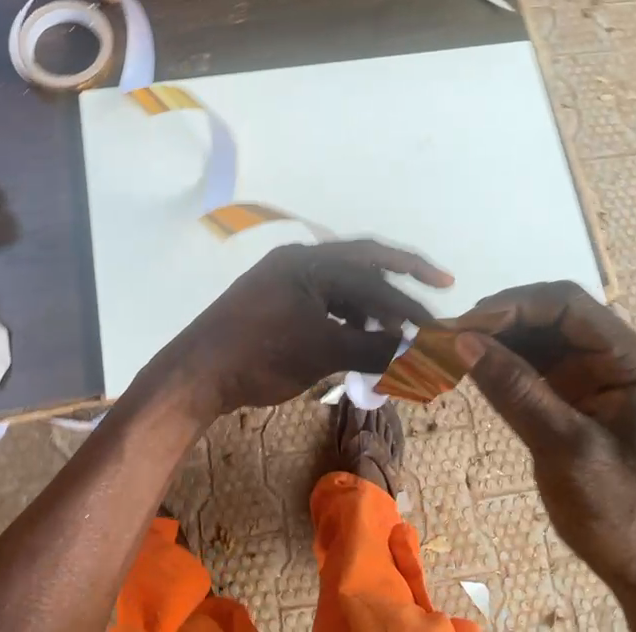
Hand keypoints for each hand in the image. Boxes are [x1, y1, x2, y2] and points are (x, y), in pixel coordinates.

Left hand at [147, 240, 453, 417]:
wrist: (196, 373)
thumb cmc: (259, 355)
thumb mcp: (322, 352)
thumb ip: (374, 350)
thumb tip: (419, 355)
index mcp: (309, 262)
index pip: (372, 271)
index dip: (410, 296)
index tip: (439, 318)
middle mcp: (299, 262)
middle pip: (361, 264)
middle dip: (400, 278)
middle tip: (438, 285)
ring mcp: (286, 282)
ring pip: (343, 286)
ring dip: (373, 305)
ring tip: (398, 332)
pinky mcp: (278, 304)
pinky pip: (326, 302)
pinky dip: (350, 319)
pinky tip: (365, 339)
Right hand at [458, 283, 635, 612]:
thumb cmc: (624, 515)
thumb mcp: (567, 451)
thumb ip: (516, 390)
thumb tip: (463, 340)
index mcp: (633, 362)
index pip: (567, 305)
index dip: (513, 306)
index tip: (467, 325)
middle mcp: (618, 360)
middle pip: (553, 316)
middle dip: (502, 321)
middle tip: (452, 337)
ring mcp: (601, 381)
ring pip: (543, 339)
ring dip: (501, 341)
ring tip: (455, 350)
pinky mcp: (584, 402)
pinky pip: (542, 368)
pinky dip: (508, 366)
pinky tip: (478, 371)